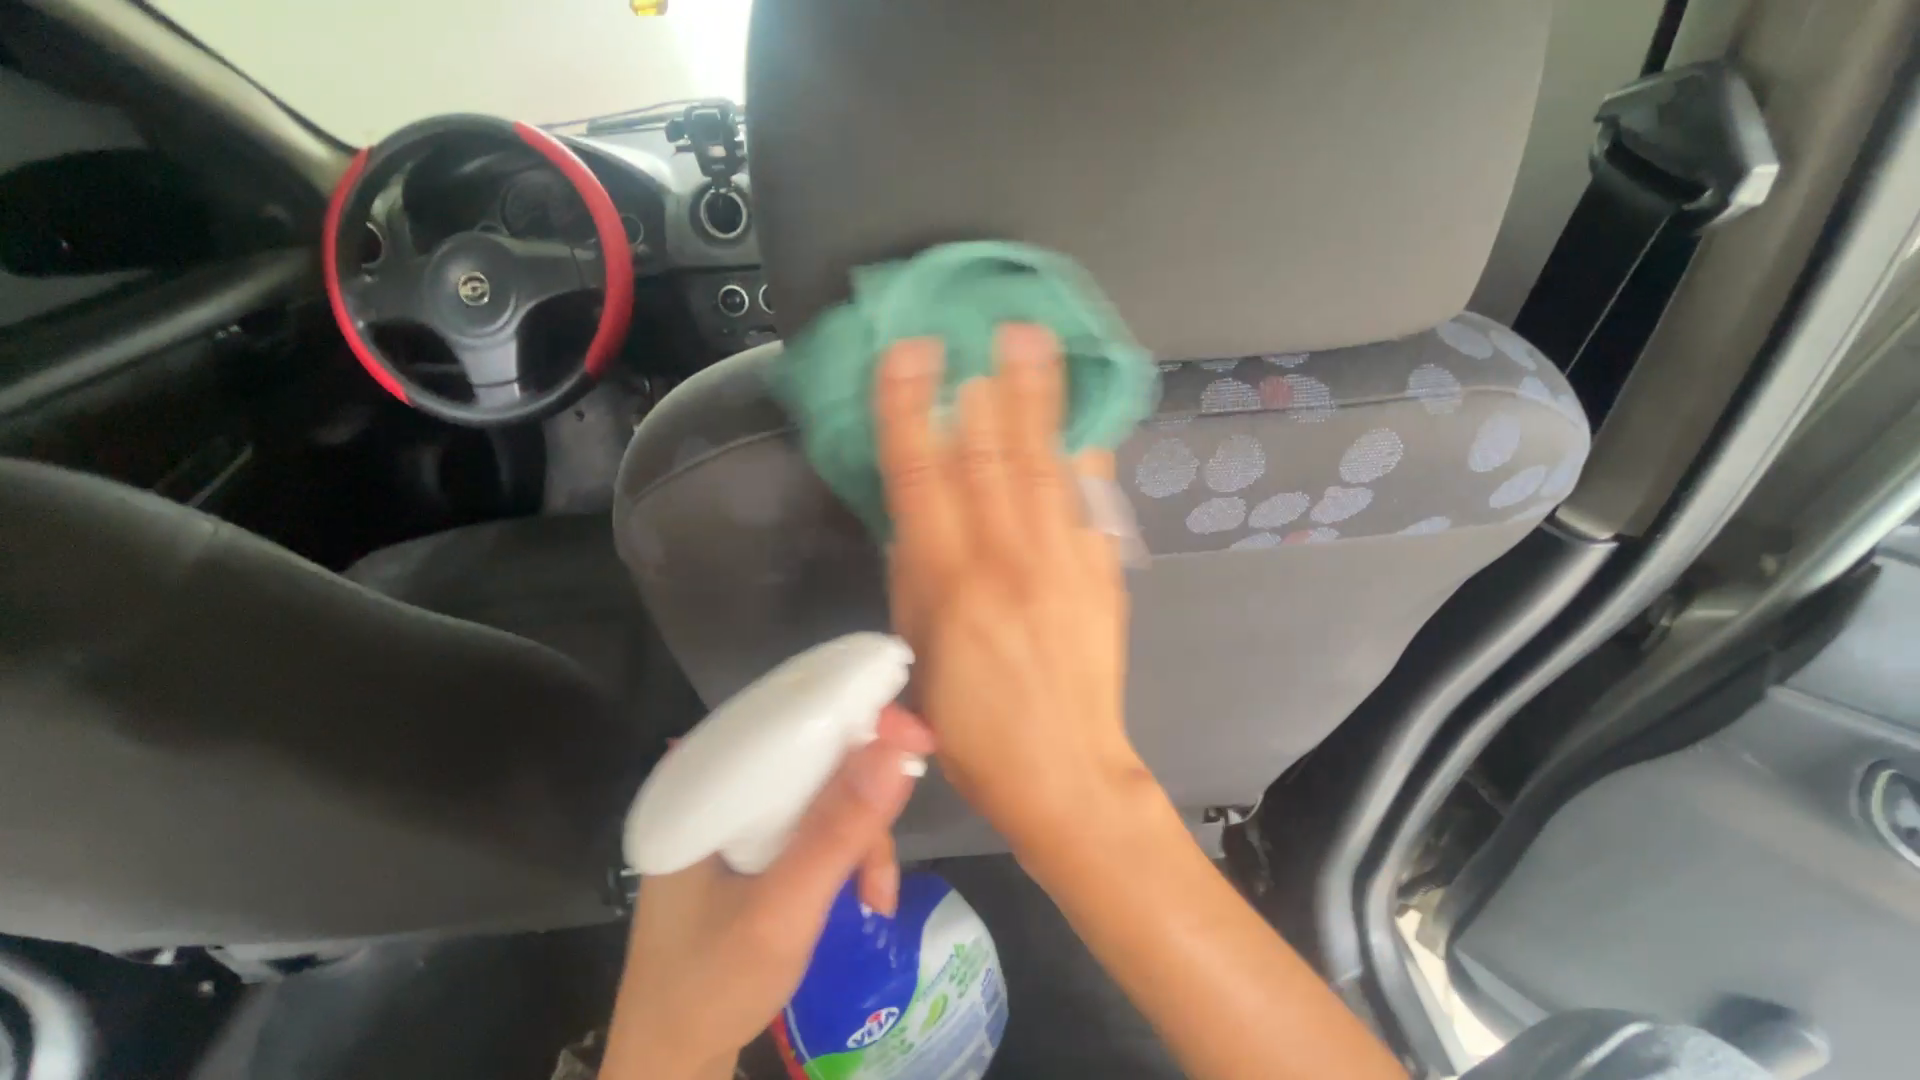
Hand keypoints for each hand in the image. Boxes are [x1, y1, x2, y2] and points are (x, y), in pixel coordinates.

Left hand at [599, 706, 933, 1079]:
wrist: (670, 1062)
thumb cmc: (711, 986)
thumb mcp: (780, 910)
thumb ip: (836, 832)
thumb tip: (896, 749)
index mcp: (704, 785)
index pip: (785, 721)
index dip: (853, 717)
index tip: (914, 736)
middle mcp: (718, 792)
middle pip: (810, 759)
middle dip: (866, 794)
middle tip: (905, 817)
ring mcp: (734, 826)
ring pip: (820, 797)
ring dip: (862, 838)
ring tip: (877, 894)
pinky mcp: (751, 854)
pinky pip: (812, 831)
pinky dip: (847, 858)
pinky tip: (865, 897)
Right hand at [875, 325, 1147, 858]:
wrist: (1064, 772)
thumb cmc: (972, 729)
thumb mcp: (918, 656)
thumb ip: (914, 578)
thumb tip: (916, 519)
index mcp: (949, 583)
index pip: (920, 476)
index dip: (908, 409)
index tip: (907, 354)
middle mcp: (1007, 559)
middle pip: (990, 455)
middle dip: (985, 384)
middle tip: (985, 325)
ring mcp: (1063, 561)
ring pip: (1042, 464)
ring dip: (1036, 399)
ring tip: (1034, 342)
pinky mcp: (1102, 574)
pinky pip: (1091, 501)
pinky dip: (1083, 455)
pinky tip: (1079, 418)